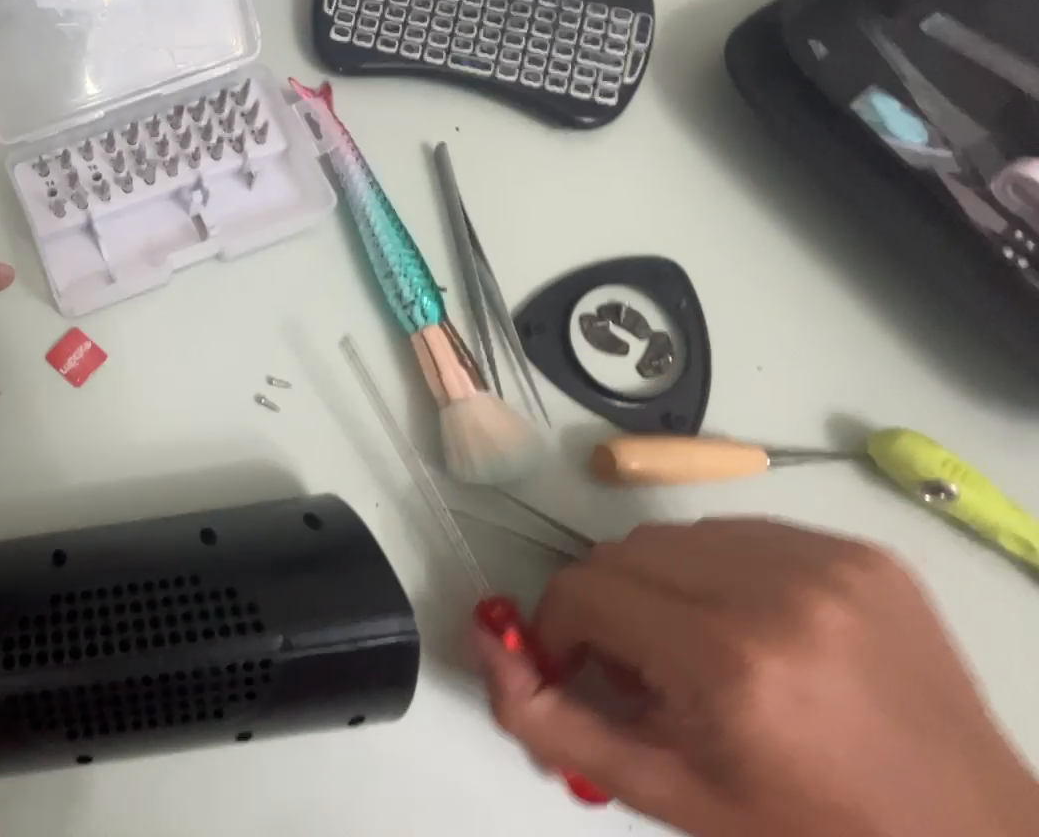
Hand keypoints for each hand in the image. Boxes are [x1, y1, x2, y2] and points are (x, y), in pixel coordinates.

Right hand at [473, 518, 1038, 836]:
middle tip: (640, 666)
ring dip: (657, 584)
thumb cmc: (801, 824)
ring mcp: (829, 563)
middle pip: (619, 555)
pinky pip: (734, 533)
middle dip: (607, 607)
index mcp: (730, 659)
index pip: (582, 591)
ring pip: (670, 537)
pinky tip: (746, 623)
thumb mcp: (656, 789)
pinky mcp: (860, 552)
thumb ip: (544, 716)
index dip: (563, 631)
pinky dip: (714, 571)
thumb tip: (480, 637)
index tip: (583, 672)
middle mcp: (779, 592)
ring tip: (694, 644)